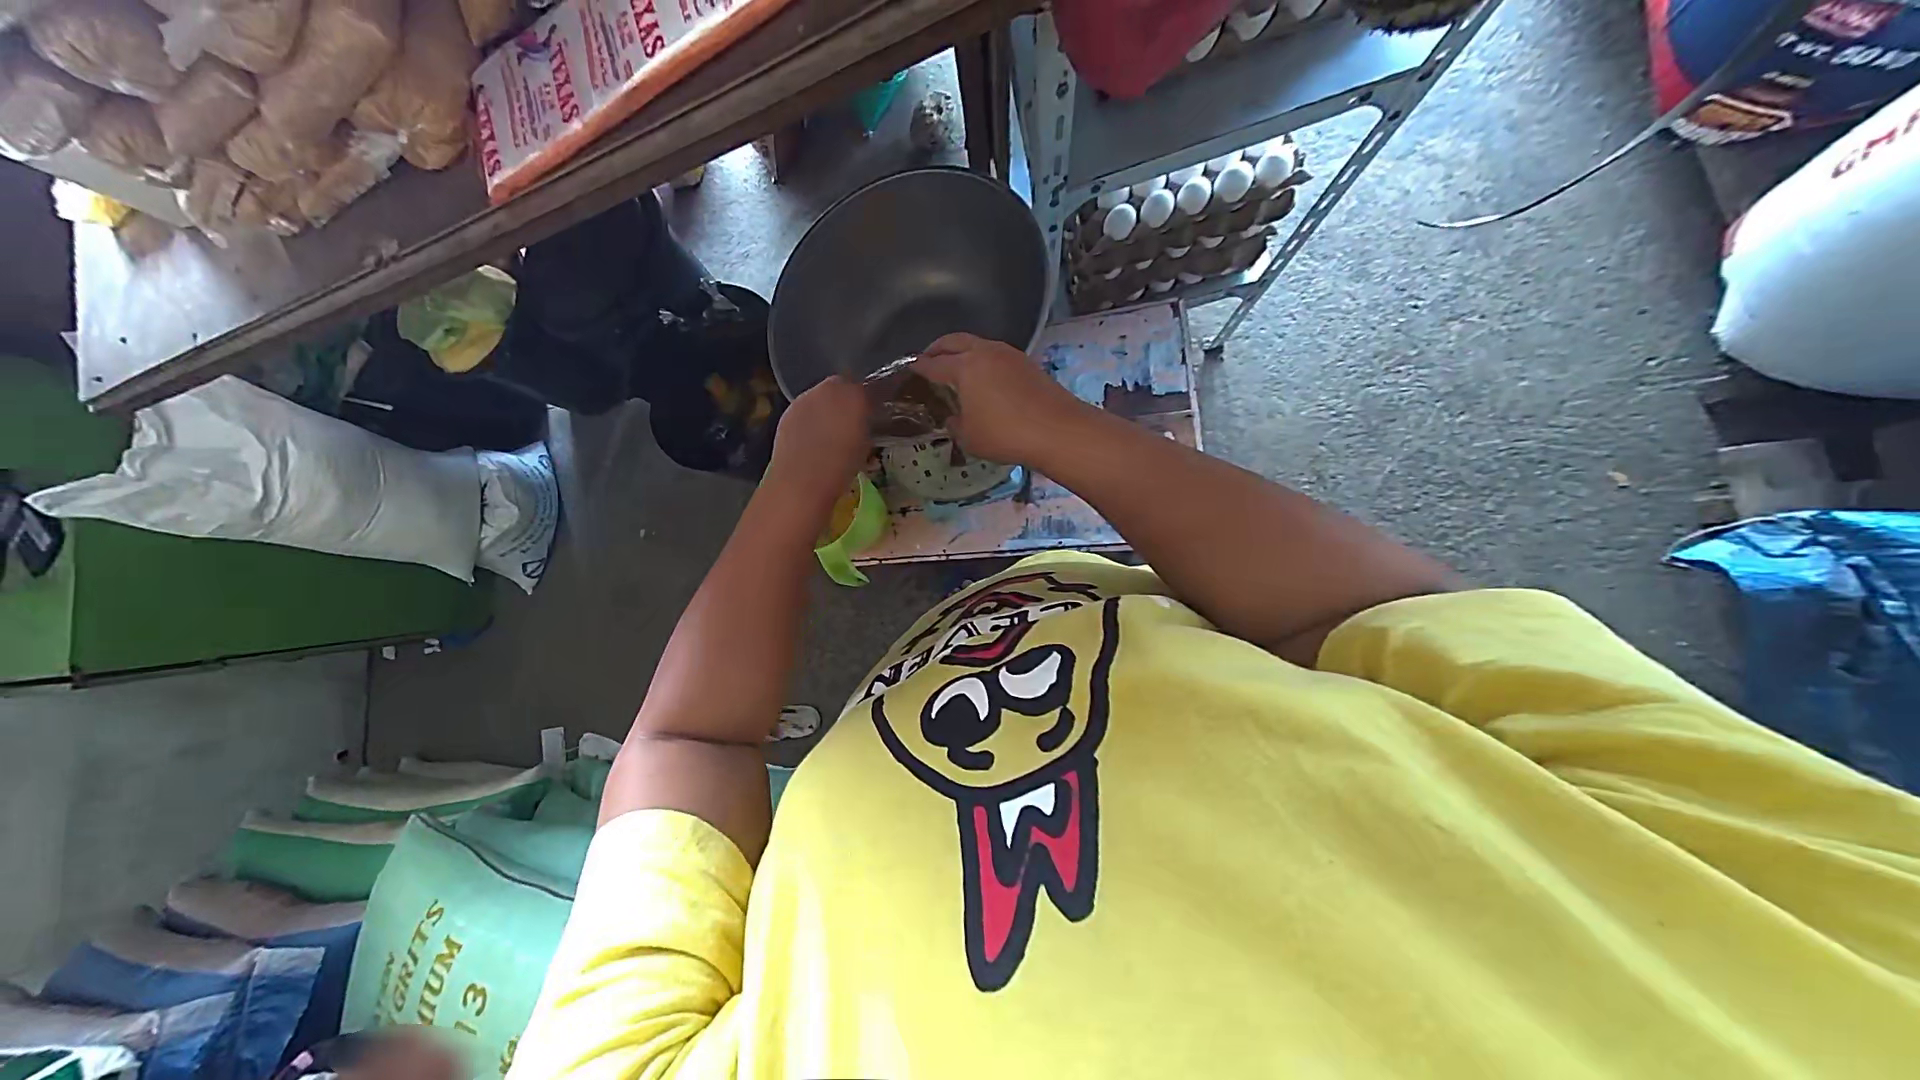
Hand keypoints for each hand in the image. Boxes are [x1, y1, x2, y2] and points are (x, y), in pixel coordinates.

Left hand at [766, 375, 871, 508]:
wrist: (802, 481)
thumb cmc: (844, 466)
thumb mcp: (867, 445)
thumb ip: (866, 424)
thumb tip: (863, 419)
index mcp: (856, 395)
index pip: (868, 388)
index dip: (870, 400)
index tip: (872, 414)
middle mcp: (829, 389)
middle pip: (841, 386)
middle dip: (846, 400)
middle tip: (850, 422)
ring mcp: (805, 399)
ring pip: (820, 397)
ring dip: (826, 409)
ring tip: (830, 433)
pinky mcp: (787, 413)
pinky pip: (804, 410)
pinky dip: (809, 419)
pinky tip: (811, 440)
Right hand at [914, 333, 1092, 464]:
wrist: (1058, 430)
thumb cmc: (1005, 434)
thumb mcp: (969, 437)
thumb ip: (955, 424)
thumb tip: (953, 418)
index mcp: (964, 367)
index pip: (934, 363)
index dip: (919, 366)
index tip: (910, 367)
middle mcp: (985, 352)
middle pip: (955, 341)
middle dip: (938, 348)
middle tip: (928, 357)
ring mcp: (1009, 354)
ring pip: (978, 344)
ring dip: (963, 351)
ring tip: (956, 366)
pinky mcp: (1027, 363)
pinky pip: (996, 355)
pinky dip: (983, 360)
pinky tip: (984, 377)